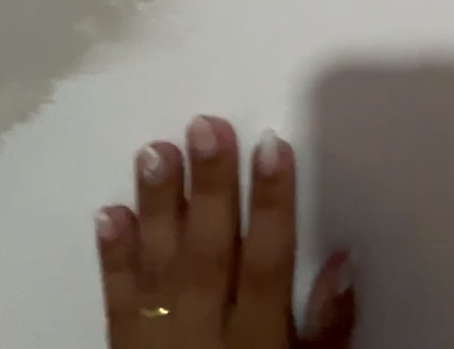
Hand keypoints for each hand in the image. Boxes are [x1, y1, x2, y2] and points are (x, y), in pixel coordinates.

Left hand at [95, 118, 355, 348]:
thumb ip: (331, 326)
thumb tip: (344, 258)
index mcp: (256, 340)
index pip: (268, 260)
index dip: (272, 201)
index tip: (272, 144)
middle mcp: (202, 337)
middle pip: (208, 253)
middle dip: (208, 188)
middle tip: (204, 127)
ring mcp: (156, 345)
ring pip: (157, 269)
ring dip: (155, 208)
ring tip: (153, 151)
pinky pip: (115, 304)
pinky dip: (112, 258)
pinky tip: (109, 212)